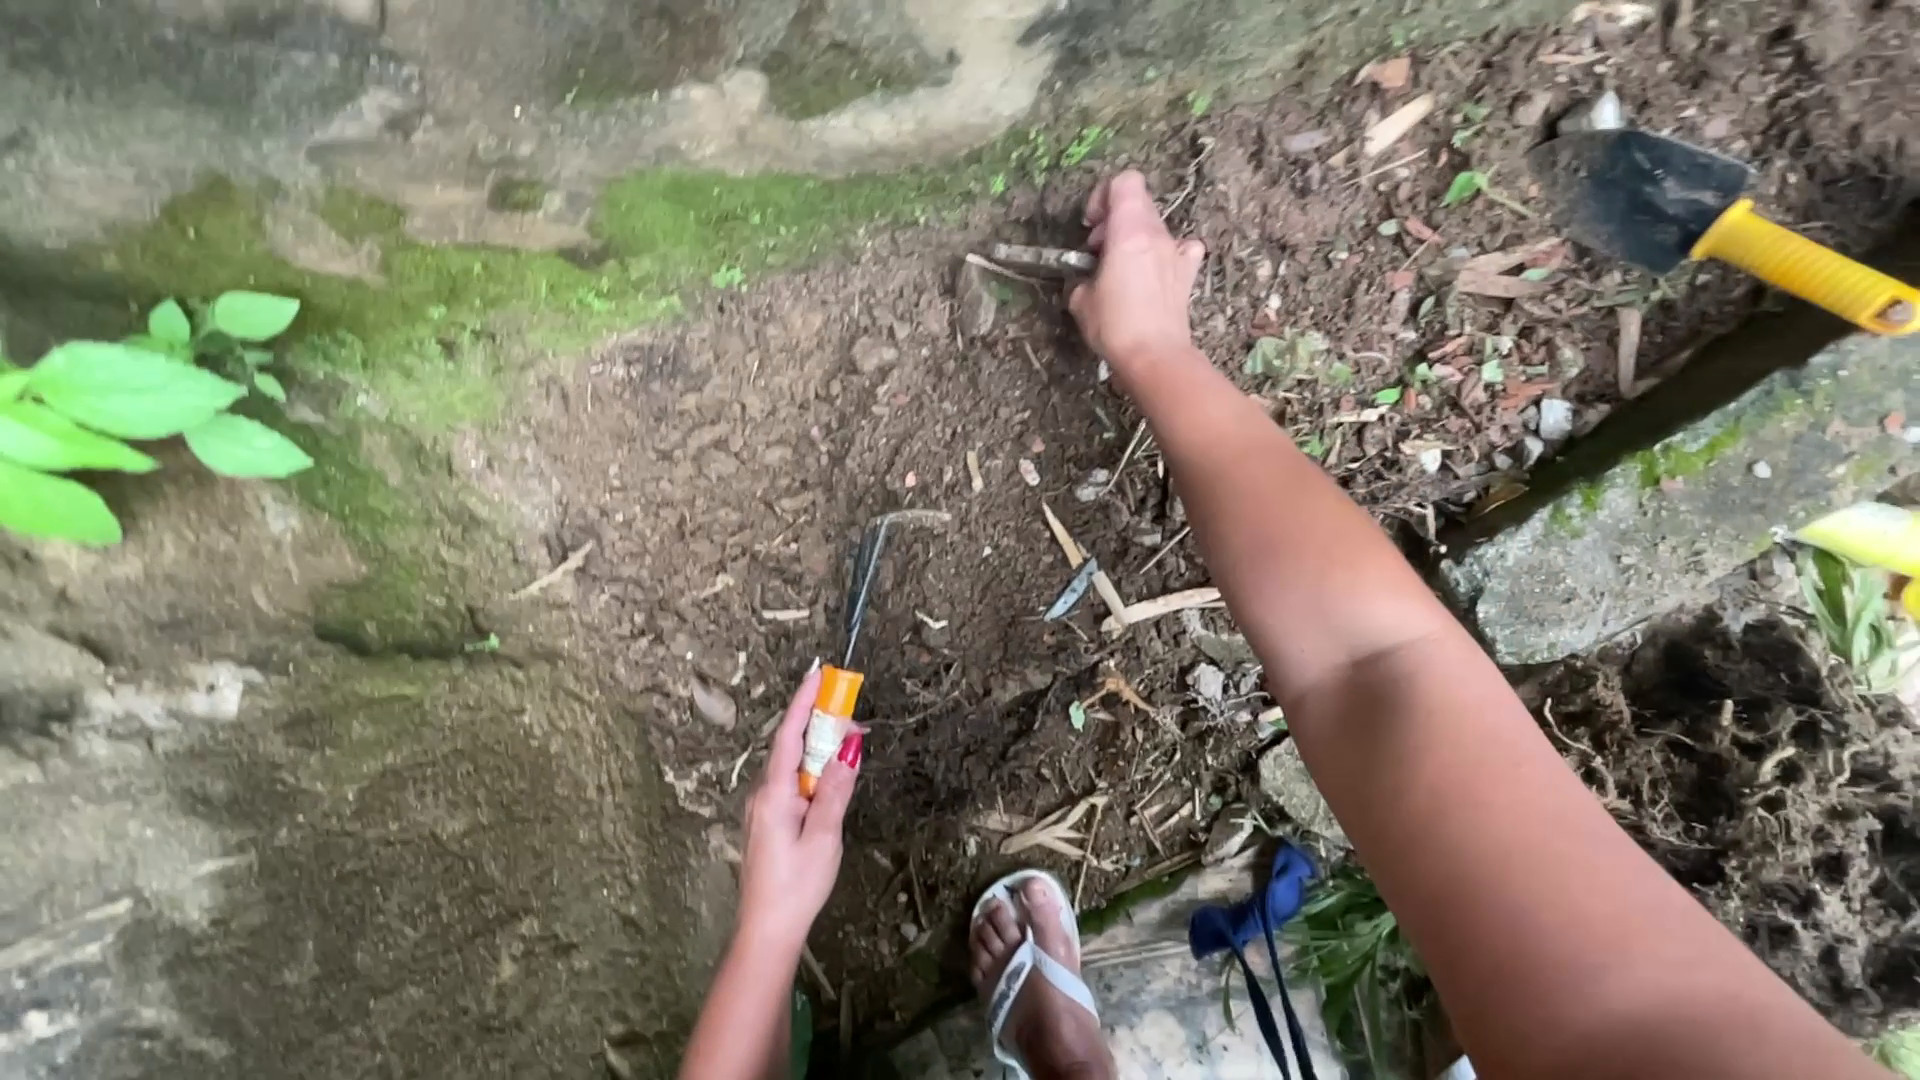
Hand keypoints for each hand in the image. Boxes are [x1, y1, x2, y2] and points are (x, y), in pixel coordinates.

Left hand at [736, 664, 860, 956]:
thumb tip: (850, 746)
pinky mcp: (769, 820)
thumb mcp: (824, 835)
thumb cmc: (796, 886)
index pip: (789, 734)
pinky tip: (831, 775)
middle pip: (791, 745)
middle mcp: (763, 793)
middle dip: (819, 722)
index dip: (804, 701)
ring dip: (819, 747)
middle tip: (851, 712)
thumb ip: (837, 789)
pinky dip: (813, 769)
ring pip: (793, 764)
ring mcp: (764, 807)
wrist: (766, 931)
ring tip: (848, 740)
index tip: (819, 673)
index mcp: (774, 792)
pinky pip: (792, 782)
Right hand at [1068, 170, 1206, 374]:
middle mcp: (1158, 235)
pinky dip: (1166, 254)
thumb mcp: (1081, 302)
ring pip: (1155, 227)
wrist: (1154, 356)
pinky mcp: (1187, 274)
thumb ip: (1082, 279)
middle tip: (1098, 252)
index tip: (1091, 226)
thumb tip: (1085, 280)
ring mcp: (1177, 253)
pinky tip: (1155, 274)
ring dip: (1135, 239)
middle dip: (1114, 221)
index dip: (1103, 196)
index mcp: (1130, 231)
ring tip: (1122, 270)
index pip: (1124, 182)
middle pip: (1138, 203)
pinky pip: (1181, 249)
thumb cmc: (1114, 326)